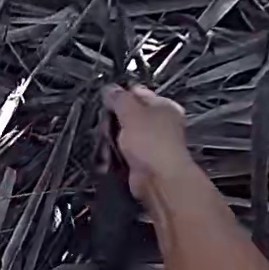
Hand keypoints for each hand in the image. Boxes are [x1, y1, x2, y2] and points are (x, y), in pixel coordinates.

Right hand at [101, 84, 199, 202]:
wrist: (157, 180)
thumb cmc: (155, 145)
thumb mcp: (132, 113)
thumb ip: (119, 98)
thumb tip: (110, 89)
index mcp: (162, 106)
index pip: (136, 93)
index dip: (119, 96)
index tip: (106, 100)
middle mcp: (156, 125)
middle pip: (124, 116)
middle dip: (111, 124)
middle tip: (108, 127)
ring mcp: (147, 144)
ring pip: (118, 137)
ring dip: (109, 143)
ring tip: (109, 146)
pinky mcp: (137, 161)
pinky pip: (118, 154)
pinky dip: (111, 157)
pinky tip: (109, 159)